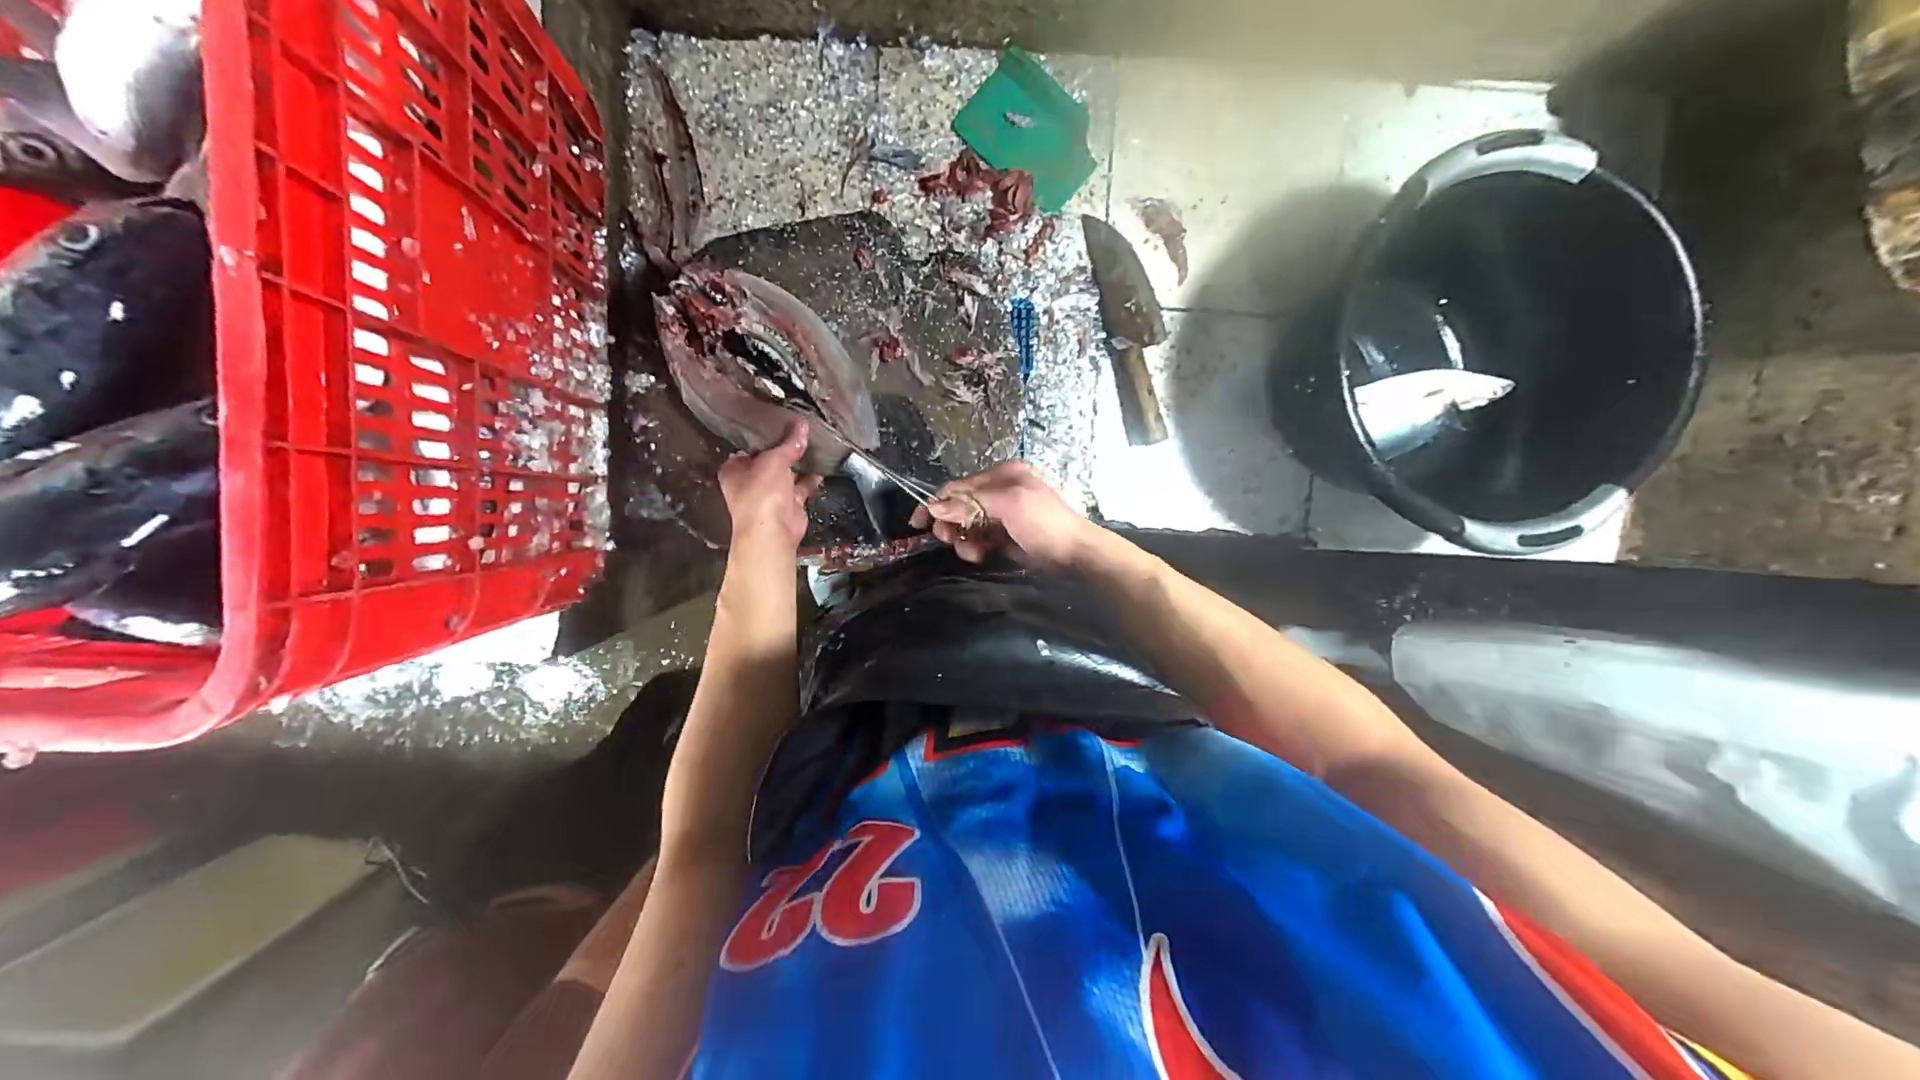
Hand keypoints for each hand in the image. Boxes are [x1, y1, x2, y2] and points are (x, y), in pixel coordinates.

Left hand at [719, 420, 822, 553]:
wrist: (772, 531)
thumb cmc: (761, 491)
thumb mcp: (774, 460)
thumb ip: (790, 443)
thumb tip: (802, 424)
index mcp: (734, 468)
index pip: (749, 445)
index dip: (764, 434)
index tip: (780, 420)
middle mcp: (750, 480)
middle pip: (769, 458)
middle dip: (785, 448)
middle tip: (801, 429)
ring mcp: (770, 493)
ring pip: (787, 473)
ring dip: (799, 463)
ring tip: (815, 443)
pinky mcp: (789, 504)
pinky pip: (801, 486)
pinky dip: (810, 478)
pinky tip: (821, 465)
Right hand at [909, 461, 1098, 570]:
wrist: (1076, 554)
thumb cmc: (1045, 524)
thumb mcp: (1010, 505)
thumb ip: (971, 503)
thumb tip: (935, 506)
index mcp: (1002, 474)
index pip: (959, 486)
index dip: (937, 503)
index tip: (919, 524)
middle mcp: (999, 490)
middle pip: (959, 505)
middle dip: (951, 523)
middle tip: (950, 541)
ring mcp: (1002, 514)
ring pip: (966, 524)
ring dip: (963, 539)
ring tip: (973, 553)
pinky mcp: (1004, 535)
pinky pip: (978, 538)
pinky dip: (974, 547)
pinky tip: (981, 555)